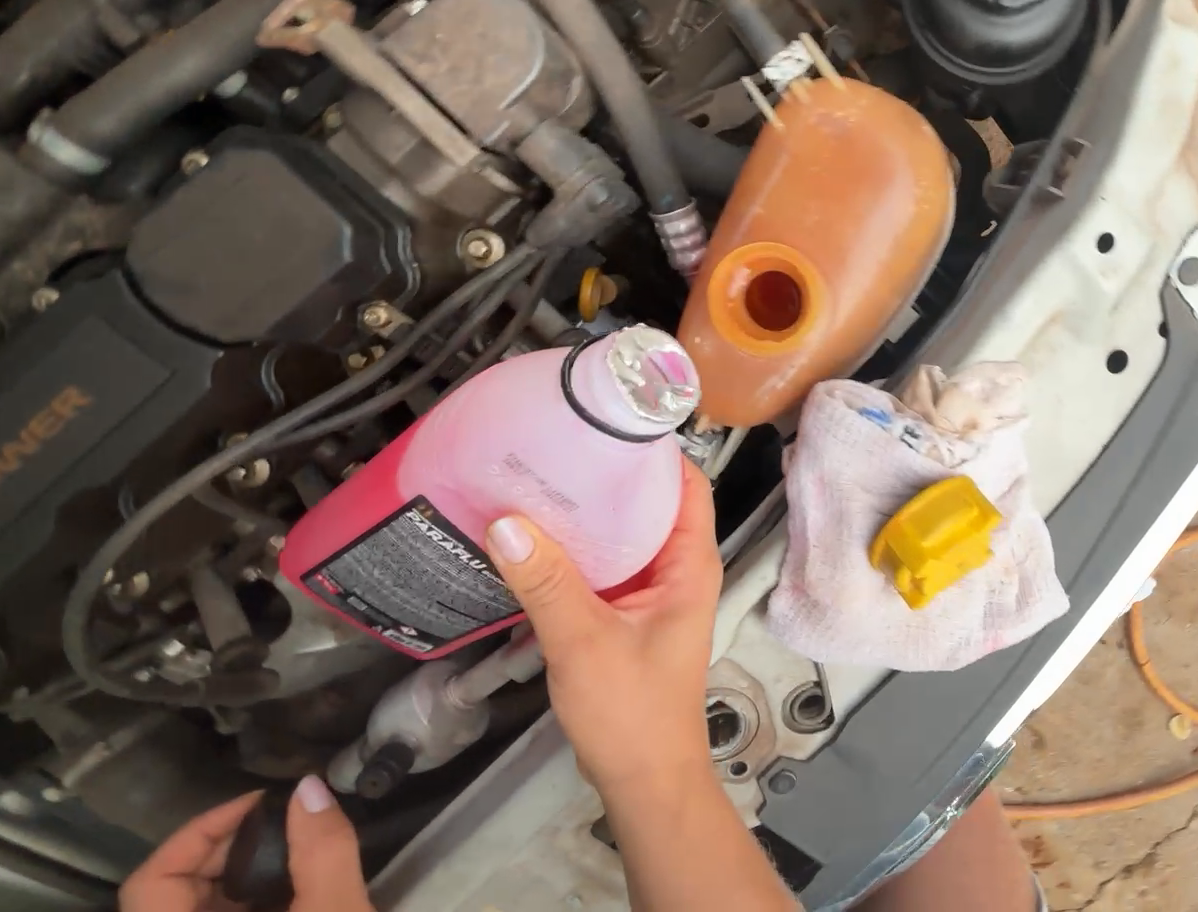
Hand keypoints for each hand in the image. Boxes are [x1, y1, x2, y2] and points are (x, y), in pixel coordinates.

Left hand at [120, 777, 369, 911]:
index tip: (263, 803)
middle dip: (232, 842)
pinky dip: (246, 889)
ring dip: (242, 864)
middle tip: (288, 818)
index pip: (151, 879)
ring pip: (194, 901)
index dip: (202, 831)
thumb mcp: (335, 911)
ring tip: (294, 845)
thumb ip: (323, 850)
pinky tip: (288, 884)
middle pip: (172, 885)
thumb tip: (307, 786)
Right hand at [484, 457, 721, 797]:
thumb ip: (547, 583)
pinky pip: (608, 563)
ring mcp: (655, 590)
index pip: (688, 486)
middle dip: (613, 475)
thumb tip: (505, 522)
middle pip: (653, 503)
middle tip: (560, 444)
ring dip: (592, 512)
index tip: (611, 421)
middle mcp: (679, 568)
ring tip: (543, 478)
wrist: (643, 776)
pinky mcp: (629, 611)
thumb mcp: (585, 642)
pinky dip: (581, 547)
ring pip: (627, 533)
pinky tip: (538, 536)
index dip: (658, 451)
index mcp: (692, 563)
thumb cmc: (632, 710)